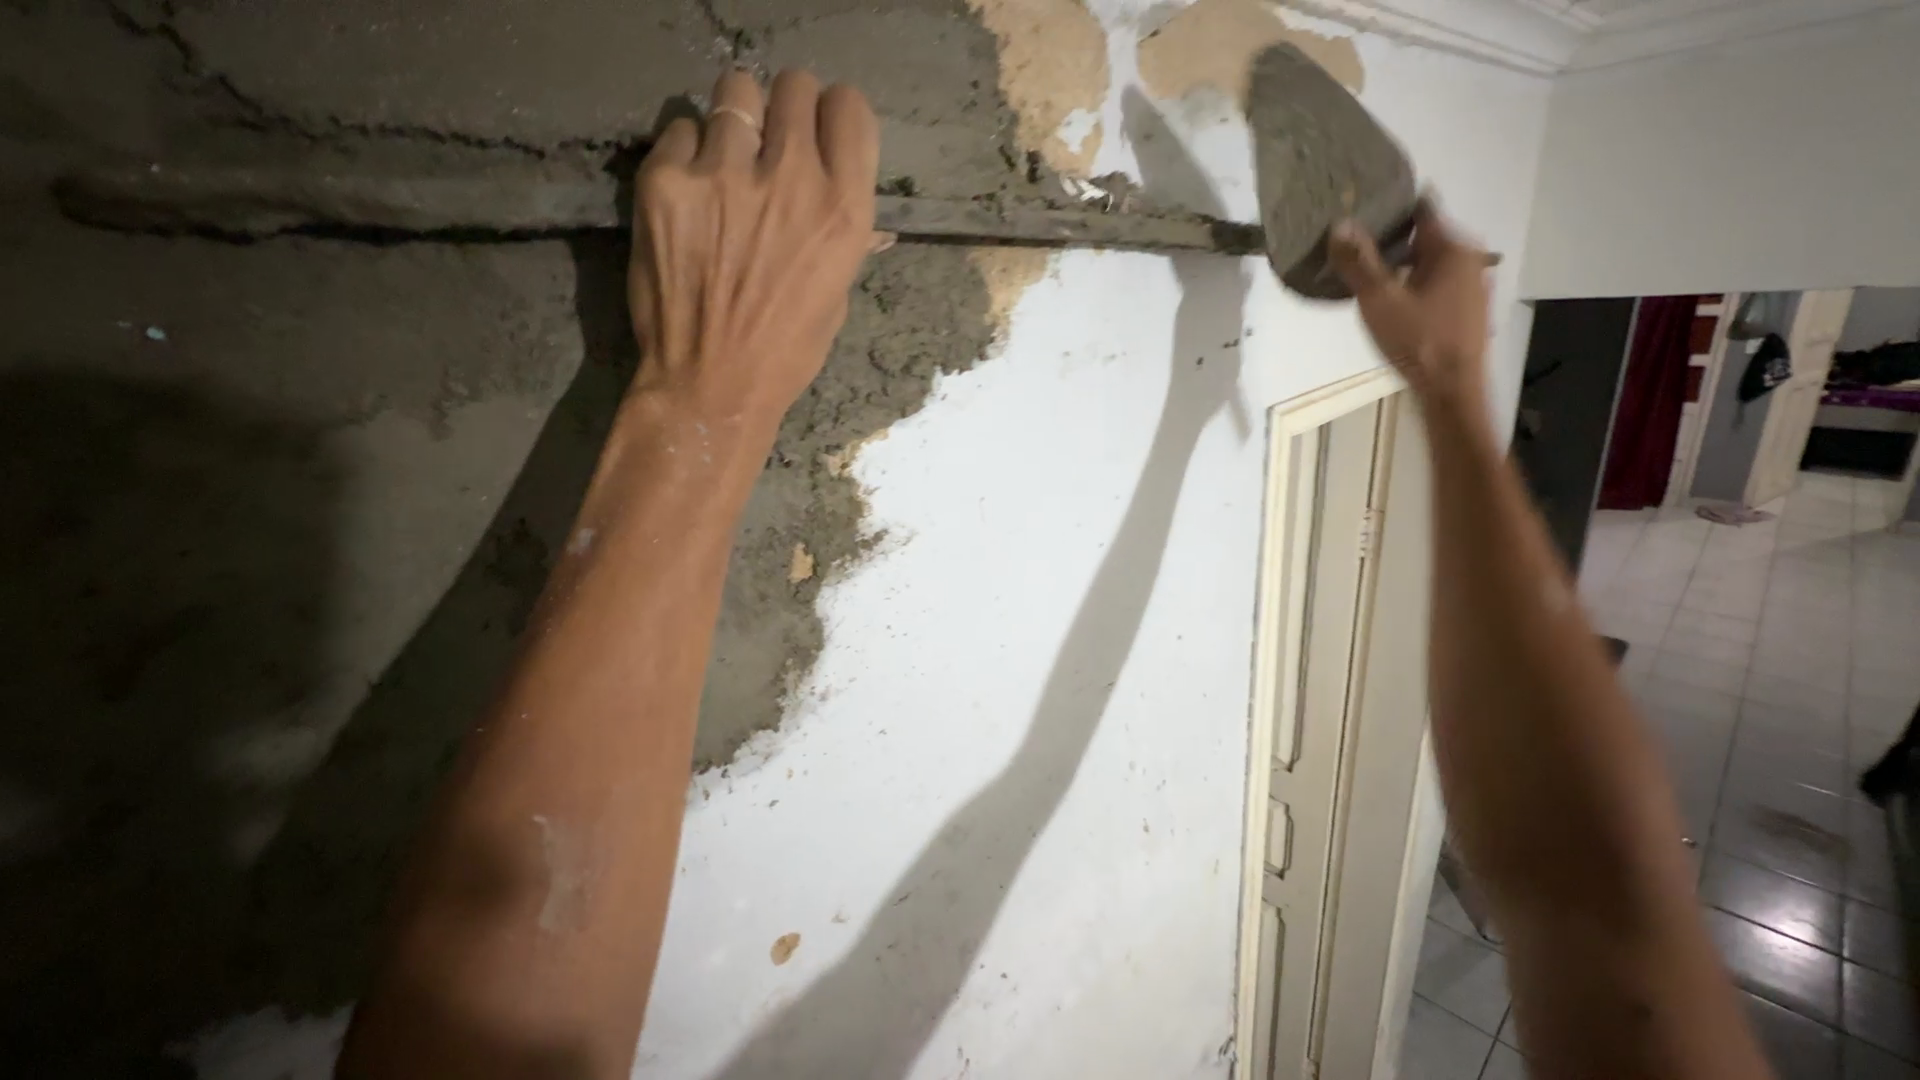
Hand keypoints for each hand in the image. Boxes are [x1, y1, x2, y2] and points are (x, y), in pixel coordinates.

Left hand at [628, 69, 879, 422]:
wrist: (710, 383)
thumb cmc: (786, 351)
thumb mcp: (837, 294)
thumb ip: (842, 234)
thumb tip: (851, 207)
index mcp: (844, 211)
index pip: (849, 107)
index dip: (834, 117)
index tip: (821, 136)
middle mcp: (791, 179)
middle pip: (794, 84)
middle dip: (786, 108)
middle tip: (772, 142)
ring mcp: (724, 174)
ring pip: (735, 89)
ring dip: (736, 120)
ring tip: (726, 160)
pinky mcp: (666, 179)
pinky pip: (681, 129)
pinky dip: (688, 152)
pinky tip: (690, 193)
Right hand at [1327, 204, 1490, 404]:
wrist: (1452, 389)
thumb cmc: (1417, 341)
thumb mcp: (1379, 300)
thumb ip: (1359, 262)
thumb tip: (1339, 224)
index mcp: (1453, 247)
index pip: (1422, 208)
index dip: (1393, 205)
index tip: (1365, 206)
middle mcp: (1471, 258)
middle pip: (1427, 236)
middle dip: (1394, 238)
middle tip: (1358, 245)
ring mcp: (1474, 284)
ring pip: (1433, 261)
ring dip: (1405, 264)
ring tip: (1370, 274)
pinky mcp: (1470, 308)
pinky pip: (1439, 282)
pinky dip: (1417, 282)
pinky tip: (1396, 300)